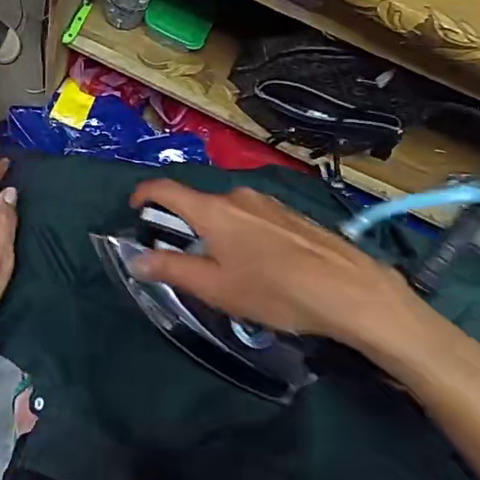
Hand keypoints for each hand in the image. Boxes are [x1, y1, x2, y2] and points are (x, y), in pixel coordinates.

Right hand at [125, 180, 422, 346]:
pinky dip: (242, 235)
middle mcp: (240, 195)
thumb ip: (173, 270)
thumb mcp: (216, 288)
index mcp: (214, 210)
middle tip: (185, 263)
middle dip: (185, 228)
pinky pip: (254, 218)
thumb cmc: (273, 291)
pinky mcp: (291, 214)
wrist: (346, 287)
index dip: (144, 195)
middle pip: (199, 204)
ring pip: (228, 212)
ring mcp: (269, 202)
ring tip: (227, 272)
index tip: (134, 209)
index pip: (167, 189)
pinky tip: (260, 266)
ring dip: (216, 234)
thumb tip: (137, 259)